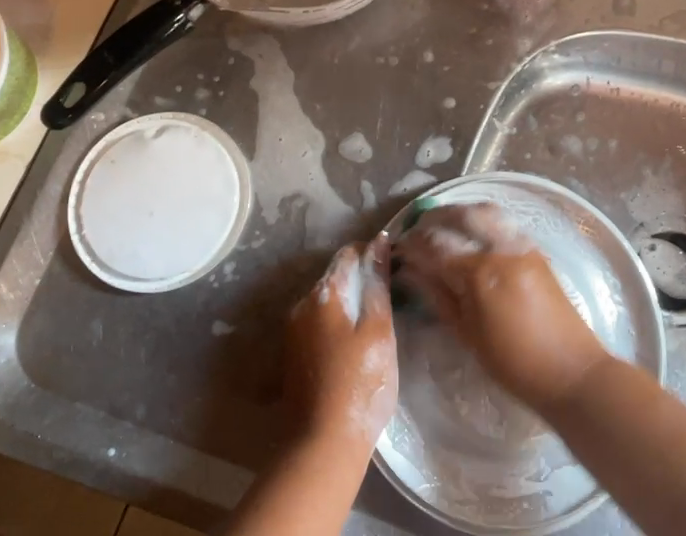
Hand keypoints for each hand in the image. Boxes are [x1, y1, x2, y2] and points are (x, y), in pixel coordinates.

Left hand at [284, 239, 397, 452]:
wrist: (322, 443)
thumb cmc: (361, 383)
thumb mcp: (379, 330)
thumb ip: (377, 284)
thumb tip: (379, 242)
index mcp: (323, 293)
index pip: (347, 254)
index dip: (372, 254)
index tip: (393, 265)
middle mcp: (300, 305)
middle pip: (333, 278)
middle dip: (358, 280)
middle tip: (389, 296)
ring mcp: (292, 332)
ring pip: (324, 302)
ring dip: (347, 304)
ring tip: (374, 321)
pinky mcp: (292, 355)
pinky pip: (317, 325)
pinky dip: (336, 325)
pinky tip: (353, 345)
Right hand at [395, 204, 610, 412]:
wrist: (571, 370)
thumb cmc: (513, 364)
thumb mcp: (467, 334)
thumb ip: (438, 295)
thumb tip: (409, 271)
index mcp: (479, 273)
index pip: (434, 245)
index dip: (410, 245)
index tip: (396, 251)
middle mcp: (500, 248)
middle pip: (459, 216)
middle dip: (432, 220)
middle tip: (415, 234)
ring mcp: (522, 244)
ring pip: (484, 210)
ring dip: (458, 213)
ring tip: (440, 229)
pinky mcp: (535, 248)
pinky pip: (503, 221)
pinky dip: (481, 219)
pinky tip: (470, 234)